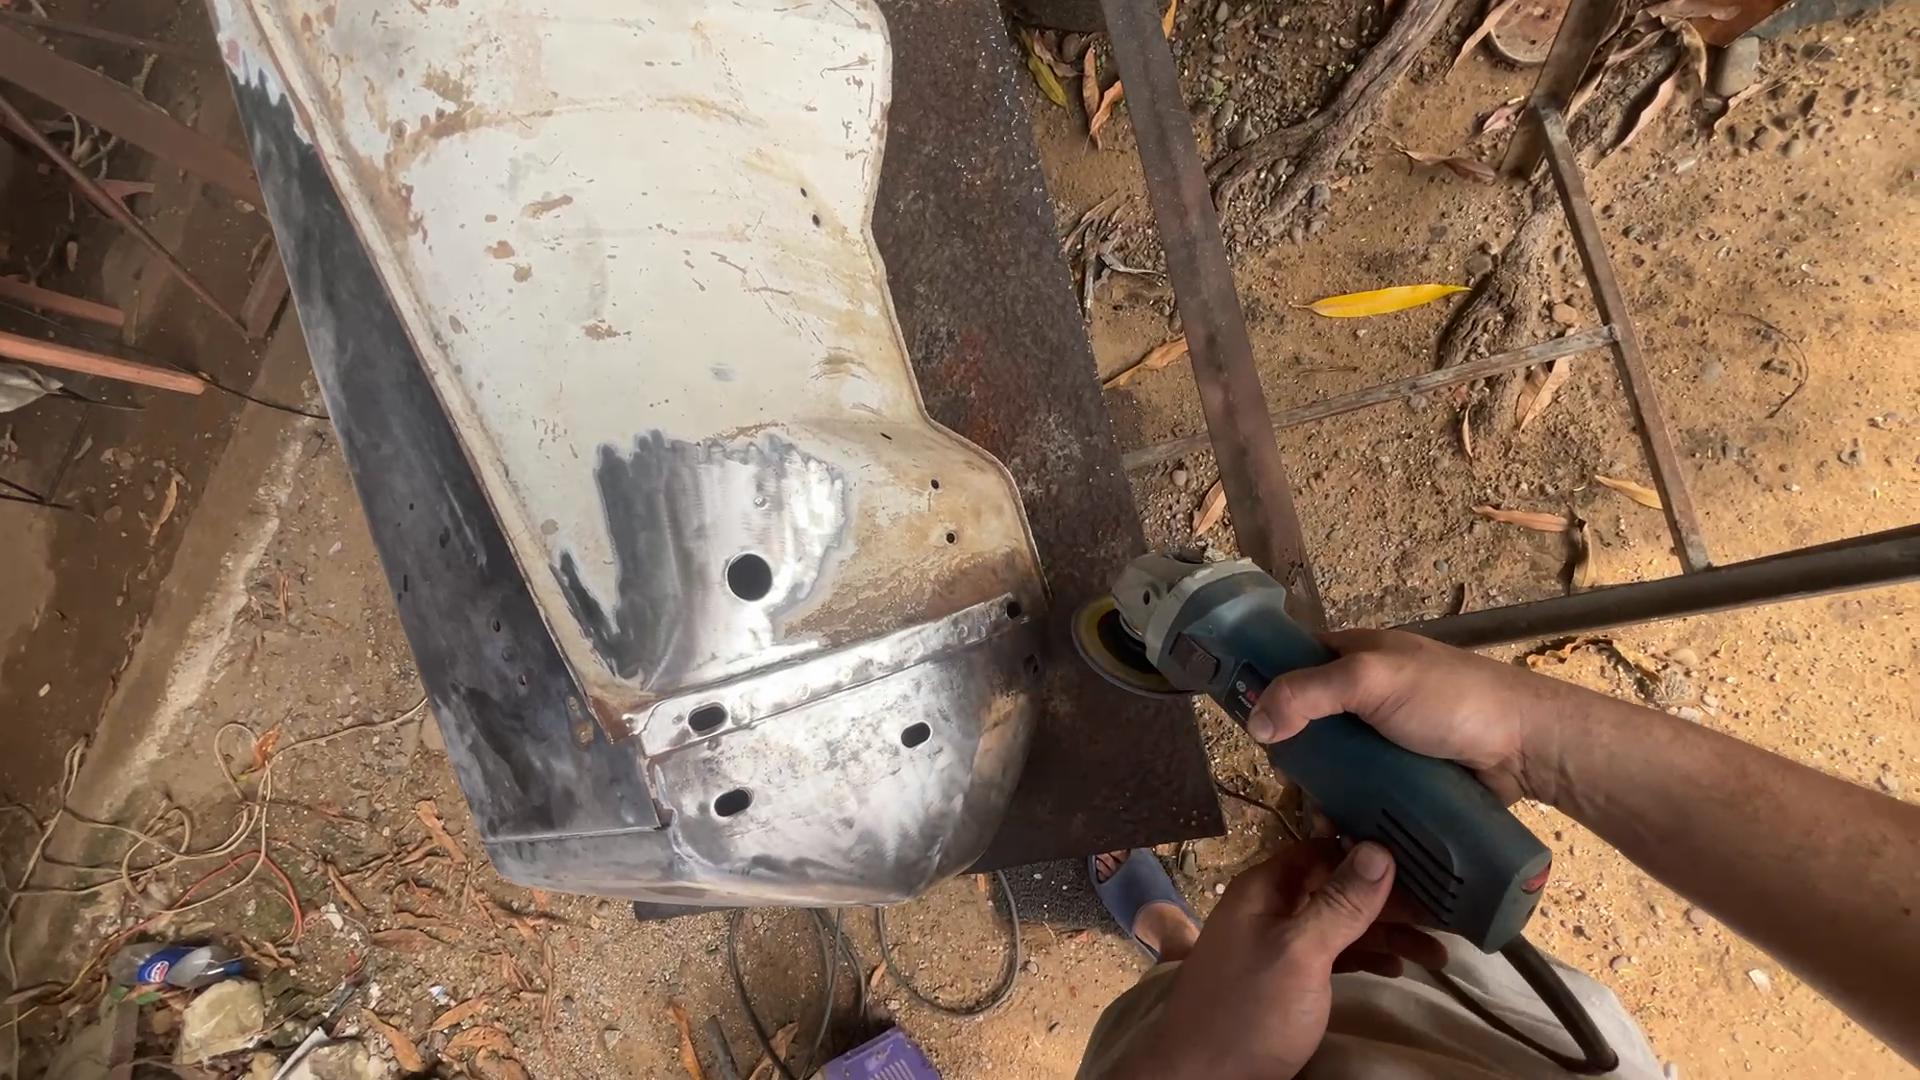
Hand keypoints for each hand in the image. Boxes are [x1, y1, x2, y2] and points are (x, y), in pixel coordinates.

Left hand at [1112, 840, 1443, 1079]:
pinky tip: (1399, 968)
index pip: (1320, 850)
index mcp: (1265, 887)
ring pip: (1338, 924)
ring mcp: (1278, 943)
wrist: (1203, 1074)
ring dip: (1384, 933)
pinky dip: (1365, 957)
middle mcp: (1270, 906)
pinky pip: (1333, 954)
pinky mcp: (1287, 978)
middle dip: (1386, 900)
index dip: (1366, 852)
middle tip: (1444, 917)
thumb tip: (1376, 848)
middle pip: (1334, 888)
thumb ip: (1338, 903)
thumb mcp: (1300, 951)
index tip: (1421, 859)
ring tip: (1439, 954)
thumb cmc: (1250, 1006)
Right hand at [1246, 628, 1601, 804]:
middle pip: (1307, 717)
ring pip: (1332, 757)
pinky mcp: (1404, 771)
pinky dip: (1345, 803)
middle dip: (1290, 747)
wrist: (1530, 747)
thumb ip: (1306, 694)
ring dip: (1317, 783)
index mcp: (1351, 654)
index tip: (1245, 719)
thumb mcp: (1369, 680)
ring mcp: (1383, 734)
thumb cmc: (1447, 698)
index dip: (1264, 684)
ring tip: (1308, 813)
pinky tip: (1335, 825)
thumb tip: (1255, 726)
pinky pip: (1361, 786)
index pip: (1292, 662)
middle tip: (1281, 778)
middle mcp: (1363, 691)